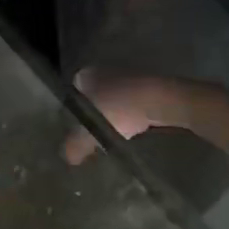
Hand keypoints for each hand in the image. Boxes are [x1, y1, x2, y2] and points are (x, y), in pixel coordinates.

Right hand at [63, 69, 187, 163]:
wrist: (160, 100)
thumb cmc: (120, 109)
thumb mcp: (92, 131)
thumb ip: (76, 144)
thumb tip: (67, 157)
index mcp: (85, 75)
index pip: (71, 95)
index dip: (72, 115)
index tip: (76, 133)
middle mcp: (102, 71)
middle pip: (92, 98)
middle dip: (93, 116)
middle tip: (93, 138)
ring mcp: (126, 77)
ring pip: (113, 102)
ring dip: (113, 118)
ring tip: (113, 140)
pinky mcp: (146, 87)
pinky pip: (131, 106)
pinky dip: (130, 119)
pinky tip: (132, 135)